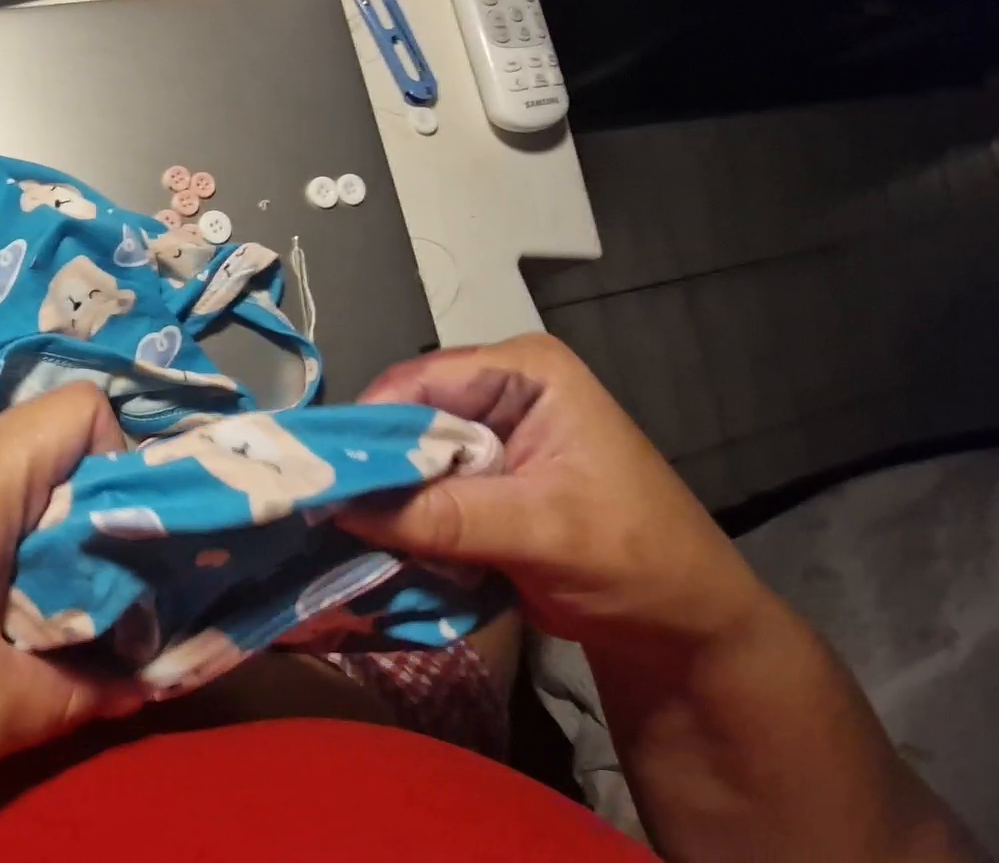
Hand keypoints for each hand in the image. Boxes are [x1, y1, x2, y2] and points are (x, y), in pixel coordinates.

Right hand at [340, 334, 774, 653]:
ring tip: (346, 533)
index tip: (319, 476)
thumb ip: (443, 516)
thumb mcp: (542, 530)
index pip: (417, 383)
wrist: (679, 627)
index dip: (367, 427)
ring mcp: (484, 434)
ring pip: (402, 455)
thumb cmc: (636, 560)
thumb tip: (339, 506)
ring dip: (381, 497)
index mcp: (523, 371)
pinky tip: (380, 543)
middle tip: (324, 511)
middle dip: (369, 465)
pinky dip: (398, 517)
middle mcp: (495, 389)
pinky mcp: (475, 478)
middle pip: (402, 416)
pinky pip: (414, 487)